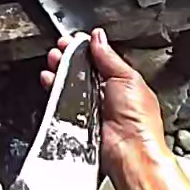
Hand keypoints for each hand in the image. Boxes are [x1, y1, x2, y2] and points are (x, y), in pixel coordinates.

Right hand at [41, 28, 169, 185]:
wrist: (131, 152)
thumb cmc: (138, 119)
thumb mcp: (127, 77)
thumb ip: (109, 57)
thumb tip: (98, 37)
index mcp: (120, 81)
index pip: (98, 59)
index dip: (85, 48)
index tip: (74, 40)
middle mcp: (105, 94)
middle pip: (81, 70)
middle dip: (69, 56)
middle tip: (60, 47)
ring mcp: (90, 107)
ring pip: (70, 84)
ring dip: (59, 69)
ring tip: (53, 59)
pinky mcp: (77, 121)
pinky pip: (62, 102)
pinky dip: (54, 89)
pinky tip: (50, 79)